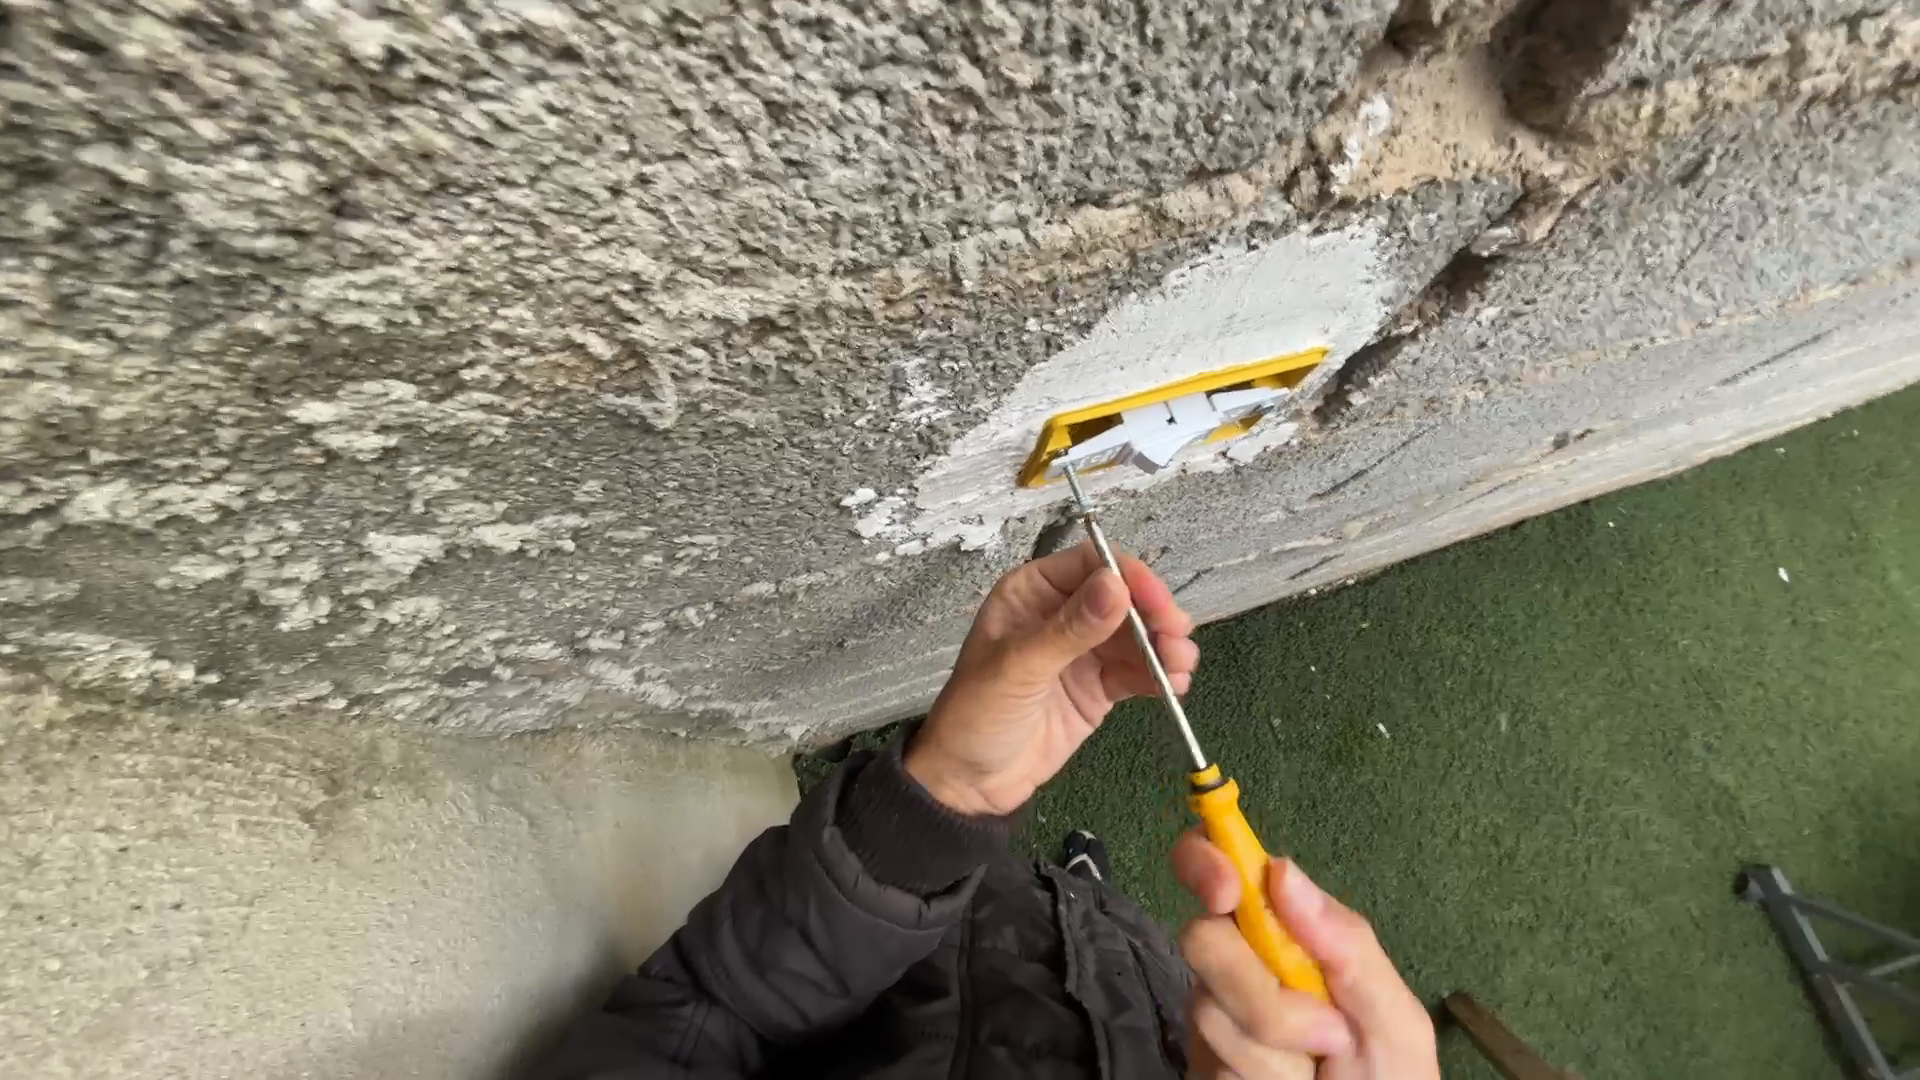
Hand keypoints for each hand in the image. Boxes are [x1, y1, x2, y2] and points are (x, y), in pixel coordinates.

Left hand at [905, 541, 1197, 815]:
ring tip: (1181, 666)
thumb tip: (1116, 586)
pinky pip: (1138, 669)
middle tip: (1177, 637)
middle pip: (1123, 596)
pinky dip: (1161, 674)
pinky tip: (1174, 685)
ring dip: (1165, 645)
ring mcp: (1083, 650)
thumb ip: (1069, 629)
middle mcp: (1061, 612)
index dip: (1129, 576)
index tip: (1157, 603)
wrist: (971, 782)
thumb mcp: (1018, 668)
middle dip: (1154, 614)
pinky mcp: (1099, 684)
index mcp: (1032, 592)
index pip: (1090, 564)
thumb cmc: (975, 714)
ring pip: (1137, 633)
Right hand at [1174, 832, 1437, 1079]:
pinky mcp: (1200, 1059)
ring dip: (1275, 1055)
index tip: (1225, 893)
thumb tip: (1281, 868)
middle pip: (1201, 938)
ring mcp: (1212, 1009)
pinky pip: (1213, 1061)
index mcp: (1278, 927)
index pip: (1212, 860)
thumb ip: (1346, 944)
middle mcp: (1234, 957)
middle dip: (1262, 996)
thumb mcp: (1393, 1019)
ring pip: (1208, 1008)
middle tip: (1328, 1035)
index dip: (1202, 860)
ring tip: (1315, 1076)